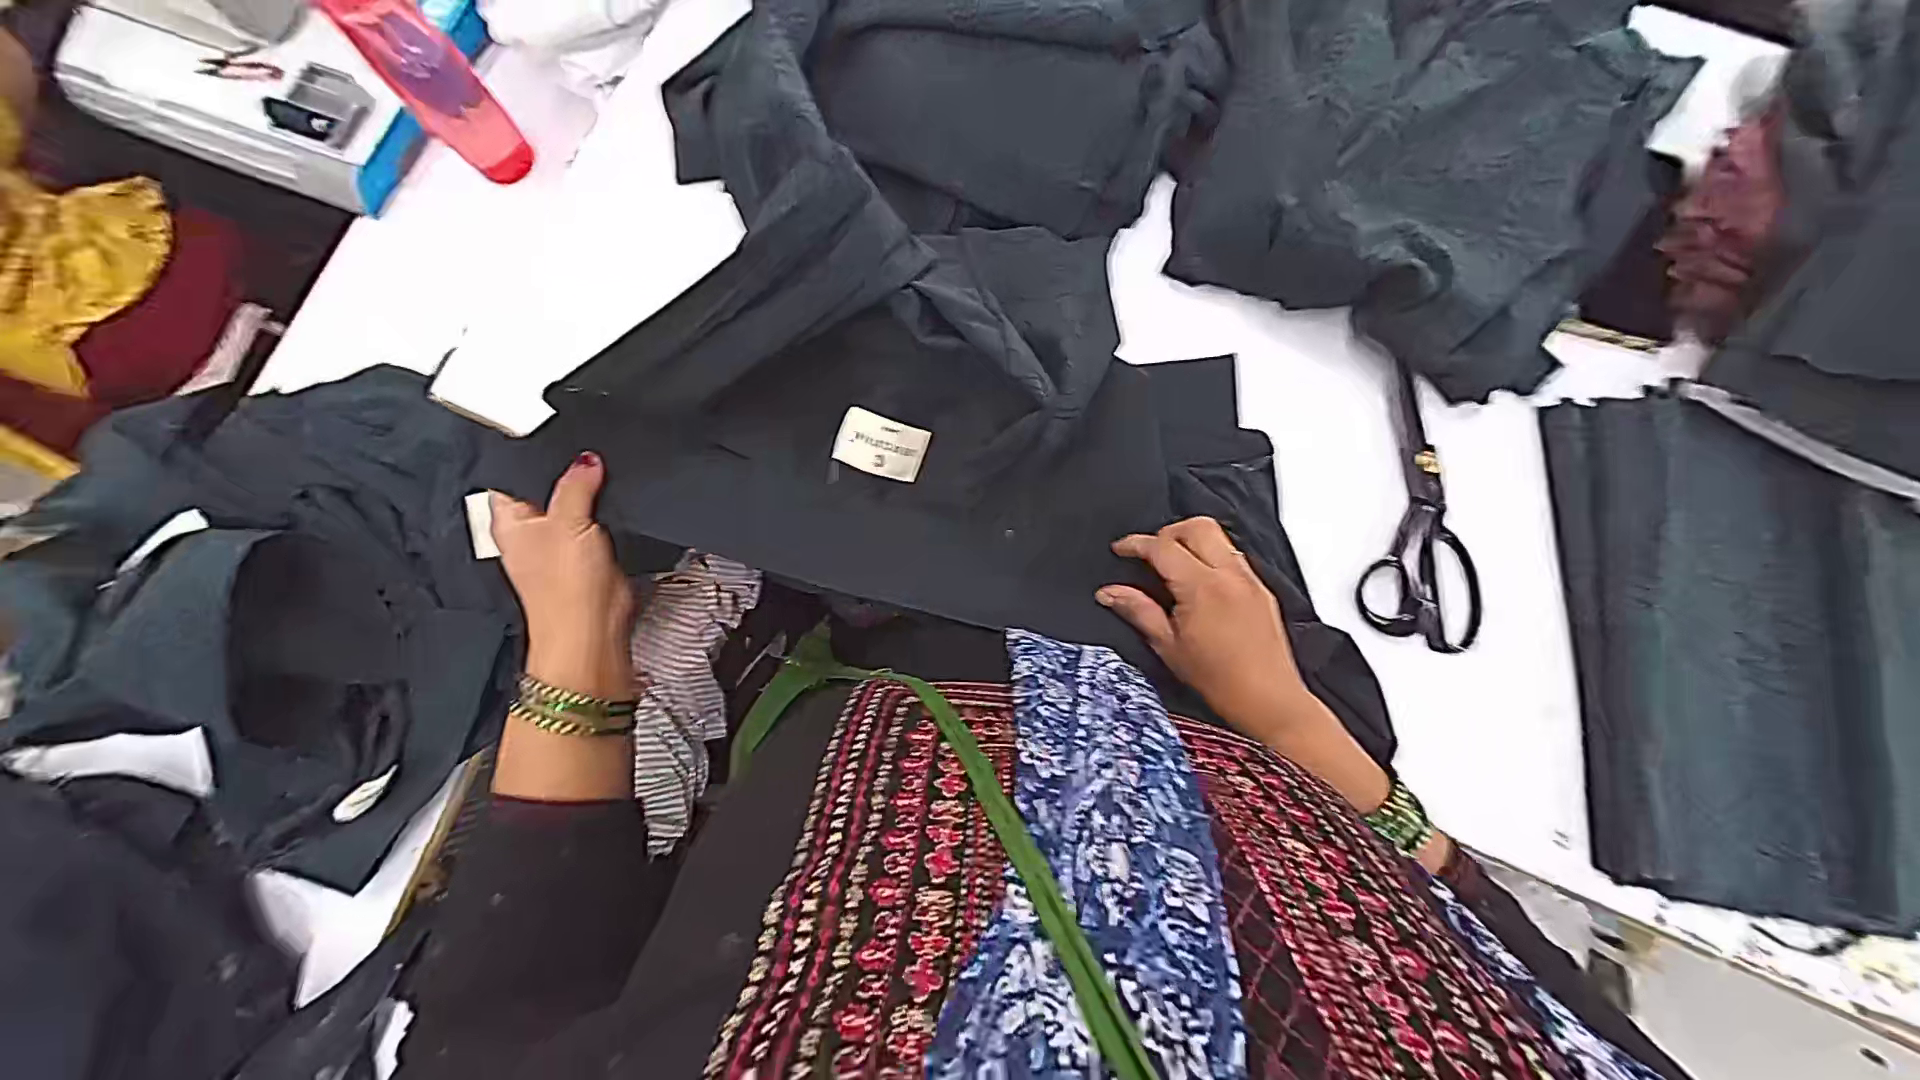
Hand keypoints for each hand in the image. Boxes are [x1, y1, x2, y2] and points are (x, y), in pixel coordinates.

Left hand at [490, 452, 634, 701]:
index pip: (513, 472)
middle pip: (550, 486)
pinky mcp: (591, 553)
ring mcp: (562, 542)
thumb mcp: (568, 521)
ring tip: (603, 482)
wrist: (593, 625)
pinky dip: (608, 514)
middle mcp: (532, 530)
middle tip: (587, 458)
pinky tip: (614, 508)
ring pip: (577, 504)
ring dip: (591, 496)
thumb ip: (576, 484)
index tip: (555, 436)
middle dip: (570, 473)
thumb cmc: (563, 588)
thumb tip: (586, 459)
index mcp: (509, 519)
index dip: (533, 454)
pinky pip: (599, 524)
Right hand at [1097, 517, 1307, 736]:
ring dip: (1191, 541)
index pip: (1163, 547)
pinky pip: (1234, 557)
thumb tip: (1110, 592)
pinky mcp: (1262, 590)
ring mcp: (1250, 581)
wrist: (1267, 699)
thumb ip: (1138, 610)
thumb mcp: (1167, 645)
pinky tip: (1199, 582)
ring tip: (1173, 566)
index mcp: (1202, 587)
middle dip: (1167, 532)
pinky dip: (1212, 557)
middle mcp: (1230, 576)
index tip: (1121, 549)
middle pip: (1196, 526)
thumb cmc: (1221, 679)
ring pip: (1218, 537)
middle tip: (1149, 552)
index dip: (1136, 543)